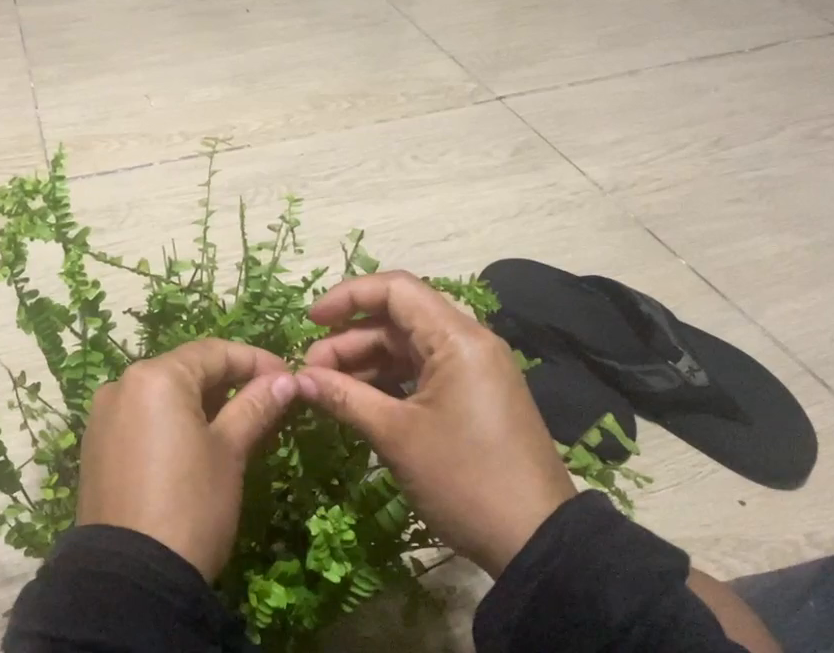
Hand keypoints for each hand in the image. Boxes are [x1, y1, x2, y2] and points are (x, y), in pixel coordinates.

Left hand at [77, 339, 298, 578]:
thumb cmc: (191, 506)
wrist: (131, 579)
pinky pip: (143, 419)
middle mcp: (122, 385)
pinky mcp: (96, 447)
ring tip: (241, 424)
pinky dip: (173, 422)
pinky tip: (199, 445)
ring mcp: (104, 417)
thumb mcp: (230, 453)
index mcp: (155, 377)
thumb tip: (285, 379)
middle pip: (186, 369)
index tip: (288, 378)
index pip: (213, 352)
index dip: (255, 361)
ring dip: (202, 403)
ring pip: (163, 395)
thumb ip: (255, 407)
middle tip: (269, 402)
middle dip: (229, 381)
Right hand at [295, 271, 576, 576]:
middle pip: (398, 318)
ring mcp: (474, 370)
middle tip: (310, 371)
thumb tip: (296, 379)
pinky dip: (388, 381)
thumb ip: (345, 397)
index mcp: (457, 338)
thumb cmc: (465, 479)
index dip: (347, 297)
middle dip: (349, 338)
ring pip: (408, 347)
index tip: (310, 321)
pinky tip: (358, 400)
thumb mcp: (397, 436)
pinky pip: (423, 372)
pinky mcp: (474, 397)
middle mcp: (469, 342)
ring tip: (325, 388)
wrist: (537, 544)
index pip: (395, 289)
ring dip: (365, 361)